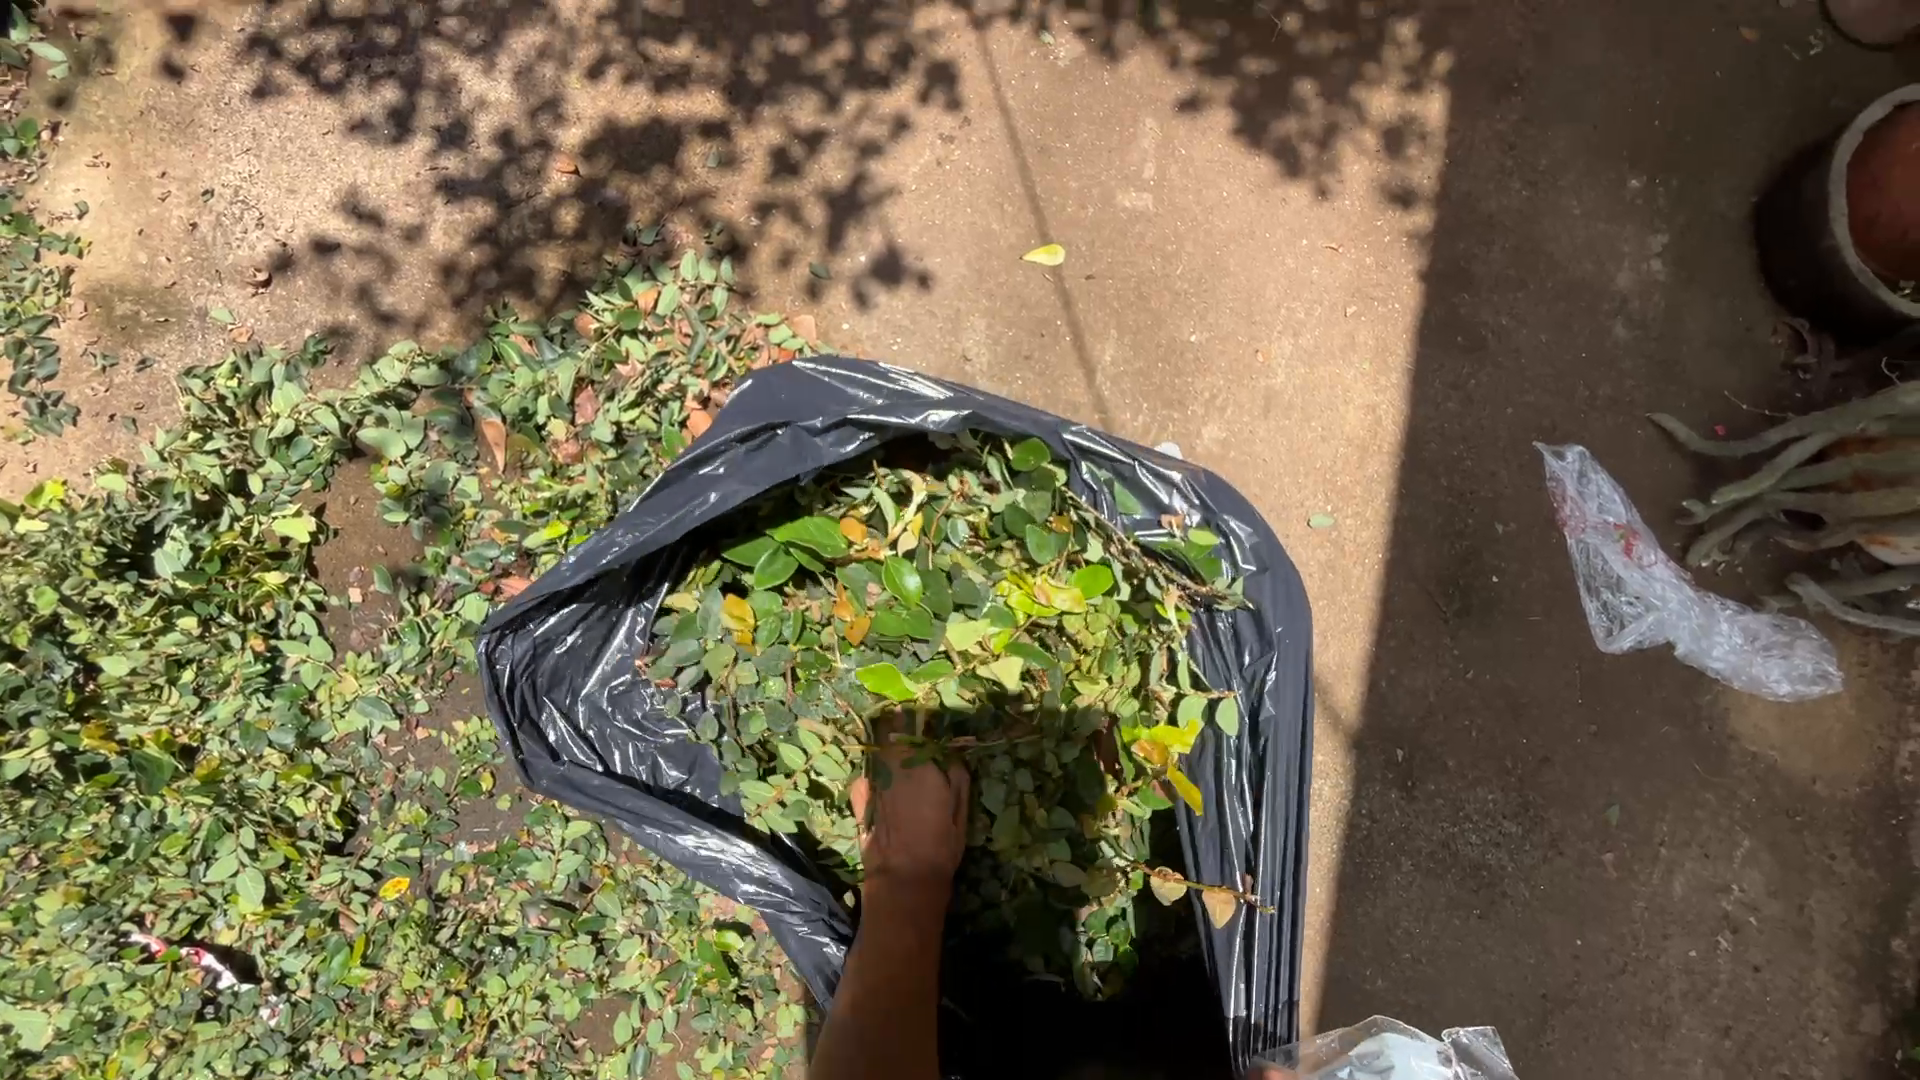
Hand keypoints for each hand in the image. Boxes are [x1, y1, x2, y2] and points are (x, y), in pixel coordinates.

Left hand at [847, 720, 969, 901]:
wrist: (904, 877)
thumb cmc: (941, 844)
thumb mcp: (961, 809)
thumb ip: (957, 774)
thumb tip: (951, 754)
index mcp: (921, 764)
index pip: (914, 726)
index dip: (916, 718)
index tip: (921, 714)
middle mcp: (894, 766)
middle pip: (891, 734)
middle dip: (897, 726)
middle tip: (904, 722)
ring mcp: (873, 781)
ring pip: (878, 752)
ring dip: (885, 746)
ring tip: (893, 744)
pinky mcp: (860, 798)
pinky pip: (867, 774)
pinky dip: (874, 771)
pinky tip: (881, 778)